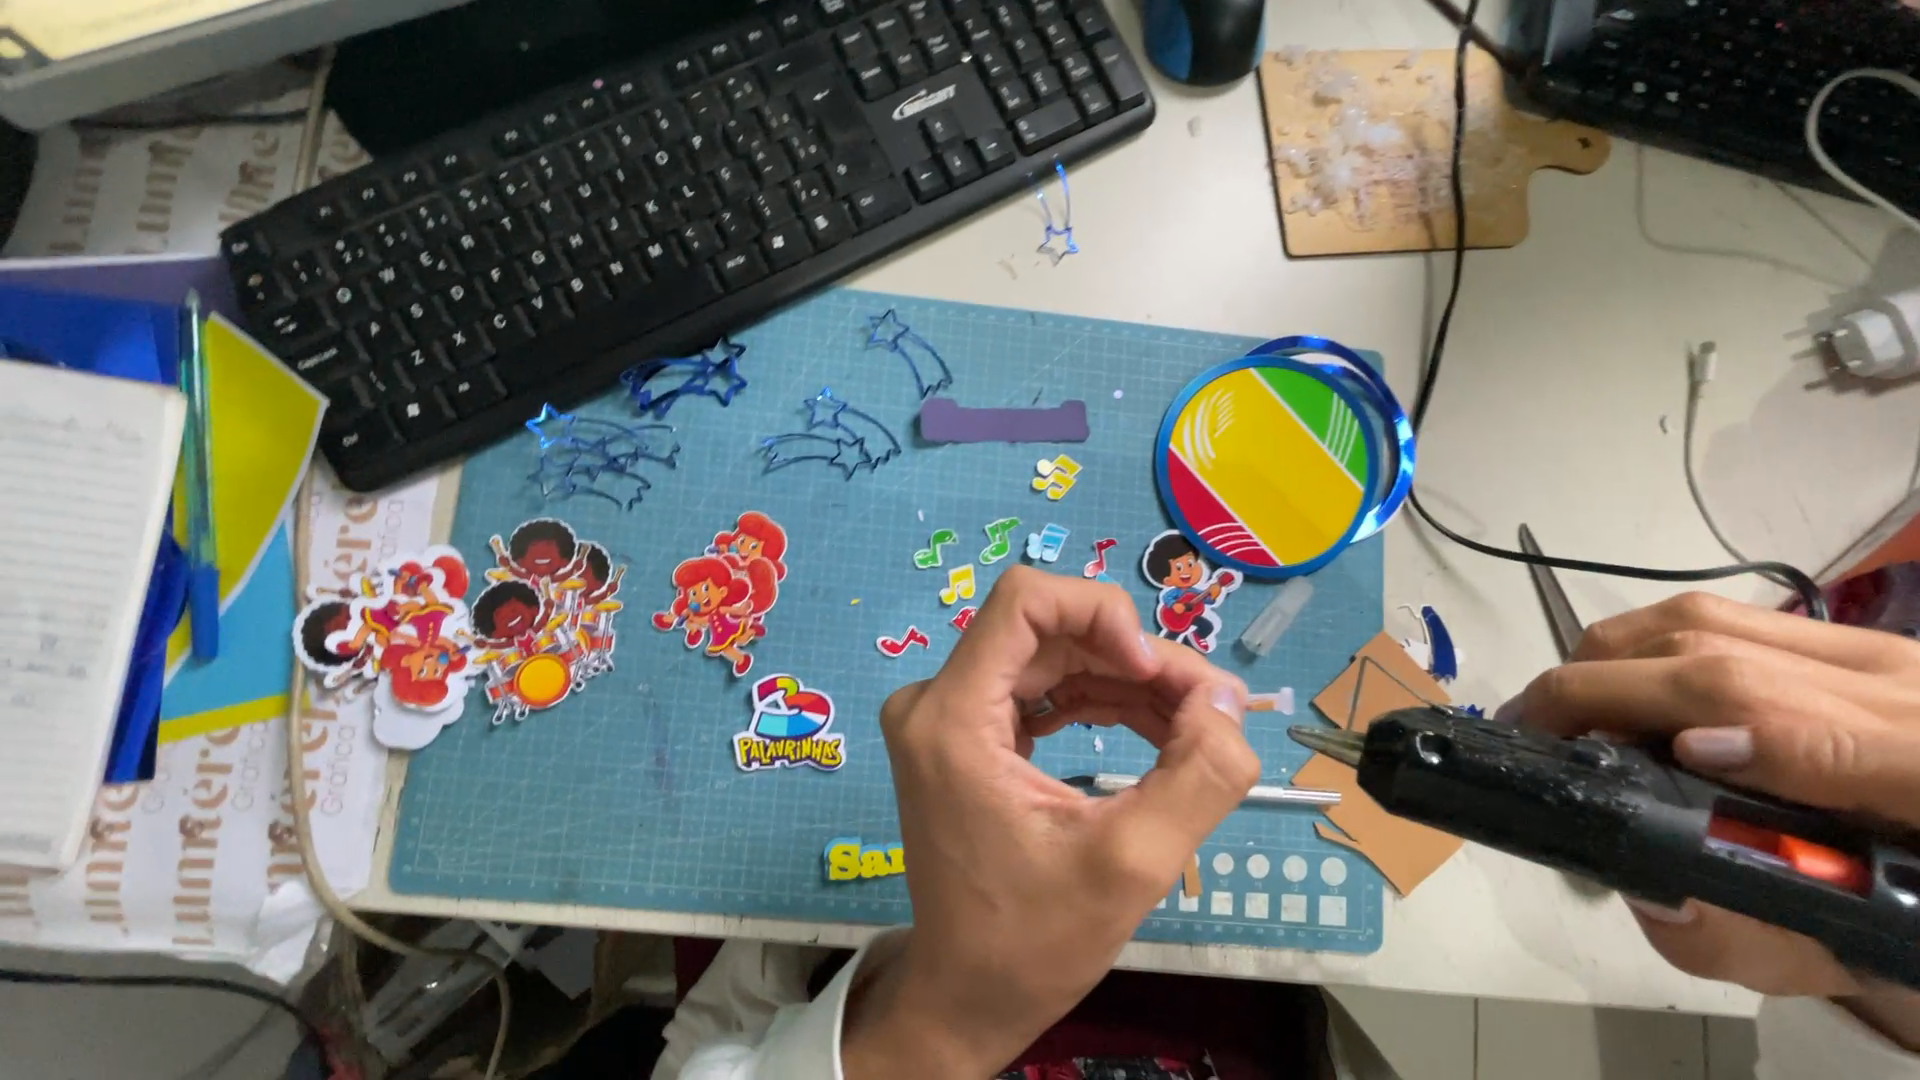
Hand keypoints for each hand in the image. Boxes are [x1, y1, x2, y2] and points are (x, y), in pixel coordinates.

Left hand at [844, 567, 1257, 1076]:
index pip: (1026, 599)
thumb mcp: (1132, 866)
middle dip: (1137, 658)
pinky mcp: (969, 731)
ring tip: (1196, 725)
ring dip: (1129, 680)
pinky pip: (1043, 688)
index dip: (1103, 614)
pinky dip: (1103, 700)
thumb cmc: (1034, 942)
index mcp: (952, 717)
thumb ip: (1199, 776)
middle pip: (1052, 632)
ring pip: (1055, 656)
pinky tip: (1156, 730)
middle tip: (1208, 710)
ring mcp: (950, 713)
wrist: (967, 992)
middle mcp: (938, 699)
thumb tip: (1230, 705)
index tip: (1156, 672)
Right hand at [1507, 592, 1919, 1045]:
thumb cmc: (1868, 915)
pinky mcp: (1825, 634)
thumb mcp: (1821, 954)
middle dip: (1607, 692)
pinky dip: (1631, 640)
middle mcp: (1910, 707)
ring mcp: (1867, 657)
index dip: (1772, 743)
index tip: (1683, 755)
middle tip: (1530, 732)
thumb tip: (1651, 894)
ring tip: (1555, 708)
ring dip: (1603, 661)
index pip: (1874, 753)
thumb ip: (1744, 942)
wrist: (1915, 834)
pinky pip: (1702, 612)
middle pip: (1738, 672)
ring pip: (1700, 626)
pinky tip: (1605, 678)